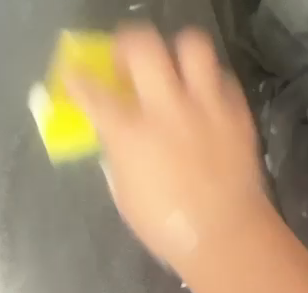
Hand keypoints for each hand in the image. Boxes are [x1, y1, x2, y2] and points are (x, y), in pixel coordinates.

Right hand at [66, 24, 273, 271]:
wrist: (221, 231)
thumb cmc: (163, 225)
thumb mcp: (125, 193)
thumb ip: (119, 156)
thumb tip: (116, 138)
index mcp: (131, 135)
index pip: (95, 95)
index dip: (78, 81)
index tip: (73, 75)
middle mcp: (166, 108)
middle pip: (144, 47)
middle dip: (128, 46)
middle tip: (125, 60)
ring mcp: (204, 103)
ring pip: (190, 46)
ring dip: (175, 52)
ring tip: (171, 70)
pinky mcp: (234, 108)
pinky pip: (219, 77)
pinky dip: (206, 82)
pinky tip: (201, 100)